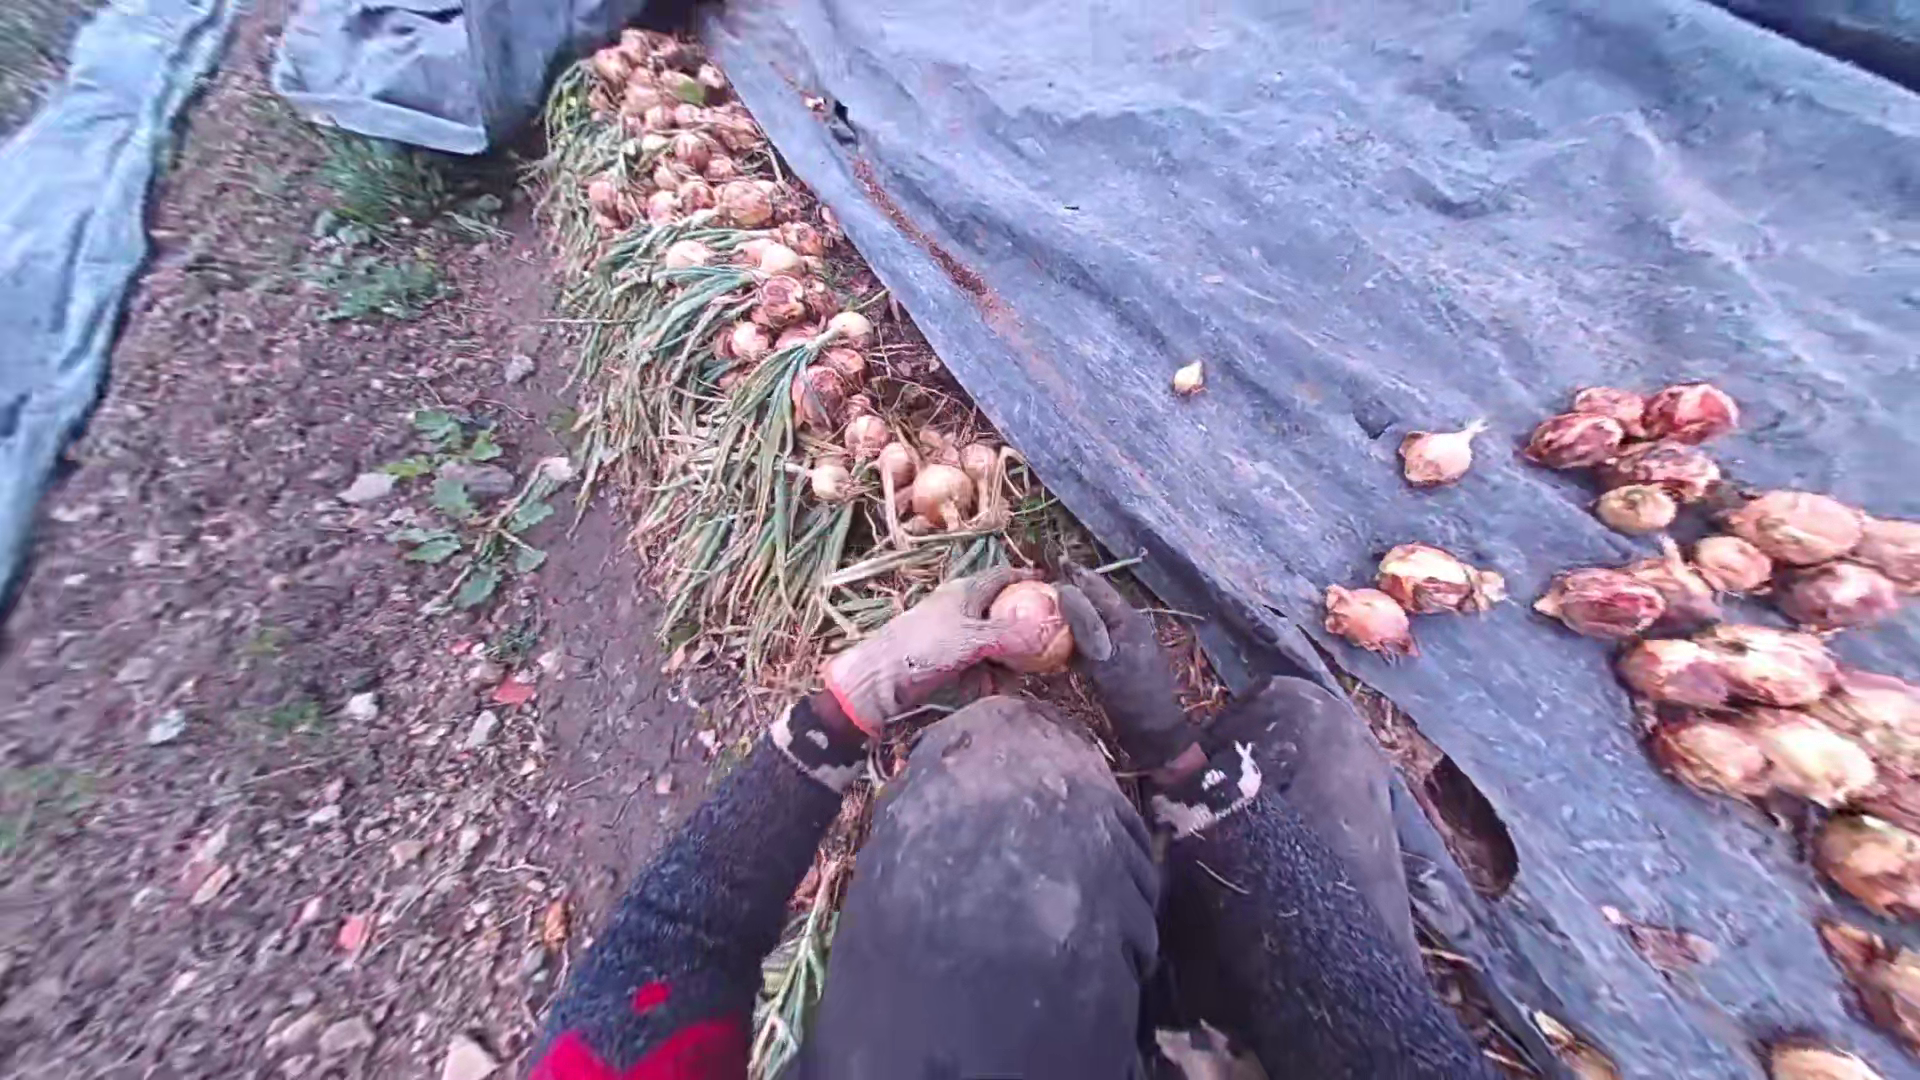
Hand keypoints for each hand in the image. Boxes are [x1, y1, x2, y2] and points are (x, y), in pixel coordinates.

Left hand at [823, 567, 1043, 735]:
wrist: (879, 680)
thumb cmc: (922, 648)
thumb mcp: (971, 639)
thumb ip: (1010, 634)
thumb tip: (1050, 627)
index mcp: (965, 591)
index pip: (1004, 577)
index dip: (1028, 580)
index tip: (1052, 591)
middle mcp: (962, 609)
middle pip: (1003, 612)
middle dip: (1023, 629)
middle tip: (1045, 645)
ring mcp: (955, 635)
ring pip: (994, 641)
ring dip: (1007, 656)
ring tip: (1015, 672)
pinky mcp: (949, 659)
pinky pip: (980, 662)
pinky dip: (990, 673)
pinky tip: (992, 684)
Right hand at [1057, 564, 1200, 775]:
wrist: (1153, 732)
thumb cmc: (1130, 694)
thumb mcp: (1104, 657)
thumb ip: (1085, 622)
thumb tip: (1064, 588)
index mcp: (1126, 617)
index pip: (1095, 585)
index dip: (1073, 573)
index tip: (1049, 563)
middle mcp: (1125, 624)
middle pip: (1093, 599)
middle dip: (1069, 590)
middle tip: (1039, 587)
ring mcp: (1121, 642)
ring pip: (1090, 619)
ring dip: (1069, 613)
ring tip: (1041, 609)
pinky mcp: (1115, 659)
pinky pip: (1090, 639)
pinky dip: (1073, 635)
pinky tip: (1055, 640)